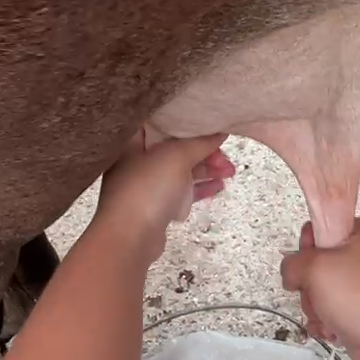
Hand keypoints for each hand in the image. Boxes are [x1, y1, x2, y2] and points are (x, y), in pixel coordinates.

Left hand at [90, 132, 234, 263]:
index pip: (160, 122)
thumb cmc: (147, 187)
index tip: (209, 122)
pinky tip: (219, 186)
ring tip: (230, 172)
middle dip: (203, 150)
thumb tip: (220, 132)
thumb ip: (200, 142)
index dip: (185, 121)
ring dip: (206, 169)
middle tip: (225, 157)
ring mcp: (145, 185)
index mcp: (132, 142)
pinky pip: (180, 191)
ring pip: (180, 171)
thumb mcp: (176, 156)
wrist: (130, 238)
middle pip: (174, 148)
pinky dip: (198, 188)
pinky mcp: (154, 207)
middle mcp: (135, 161)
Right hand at [280, 218, 359, 359]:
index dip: (306, 247)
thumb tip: (291, 274)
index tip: (310, 263)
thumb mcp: (315, 268)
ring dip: (314, 307)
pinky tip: (332, 328)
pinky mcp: (358, 305)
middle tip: (318, 293)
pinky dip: (325, 320)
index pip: (317, 227)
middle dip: (308, 285)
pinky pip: (328, 308)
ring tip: (327, 315)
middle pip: (313, 262)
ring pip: (317, 288)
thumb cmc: (358, 297)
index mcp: (358, 232)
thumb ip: (291, 263)